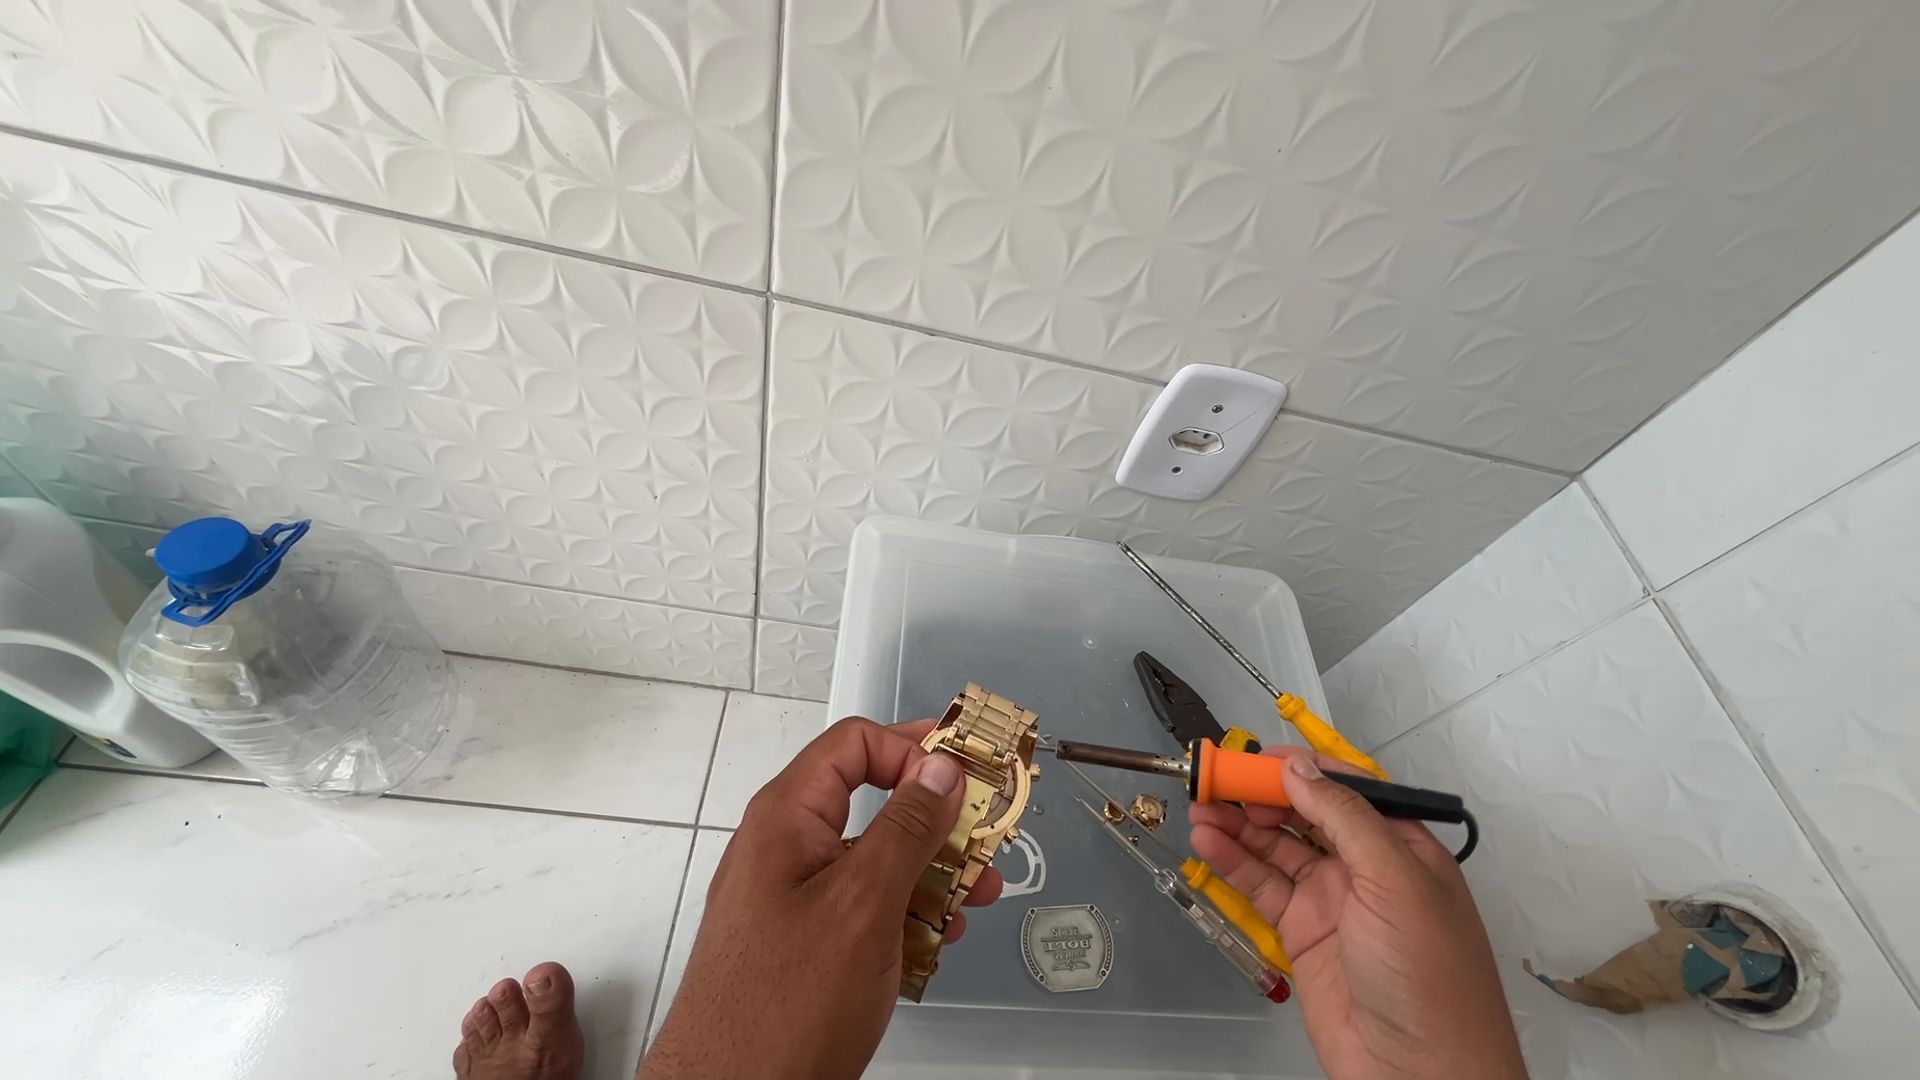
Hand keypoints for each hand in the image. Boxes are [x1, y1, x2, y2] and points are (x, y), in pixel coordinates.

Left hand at [639, 717, 1001, 1079]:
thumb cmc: (787, 1001)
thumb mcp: (863, 903)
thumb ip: (907, 828)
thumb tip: (941, 768)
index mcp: (789, 815)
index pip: (855, 743)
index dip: (912, 748)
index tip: (964, 774)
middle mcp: (788, 844)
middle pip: (871, 798)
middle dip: (934, 815)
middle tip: (985, 833)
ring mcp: (795, 893)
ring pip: (873, 854)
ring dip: (930, 867)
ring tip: (977, 890)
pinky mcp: (804, 937)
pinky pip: (863, 901)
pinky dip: (905, 907)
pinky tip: (939, 931)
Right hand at [1189, 748, 1524, 1079]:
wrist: (1421, 1078)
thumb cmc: (1425, 975)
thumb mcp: (1395, 883)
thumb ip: (1344, 819)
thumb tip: (1297, 767)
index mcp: (1398, 847)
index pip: (1346, 790)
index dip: (1302, 769)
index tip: (1258, 757)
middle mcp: (1362, 866)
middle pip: (1302, 814)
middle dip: (1260, 794)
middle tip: (1216, 781)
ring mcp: (1329, 899)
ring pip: (1274, 847)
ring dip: (1237, 824)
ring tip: (1199, 807)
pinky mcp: (1299, 931)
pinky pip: (1260, 885)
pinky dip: (1232, 861)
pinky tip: (1207, 842)